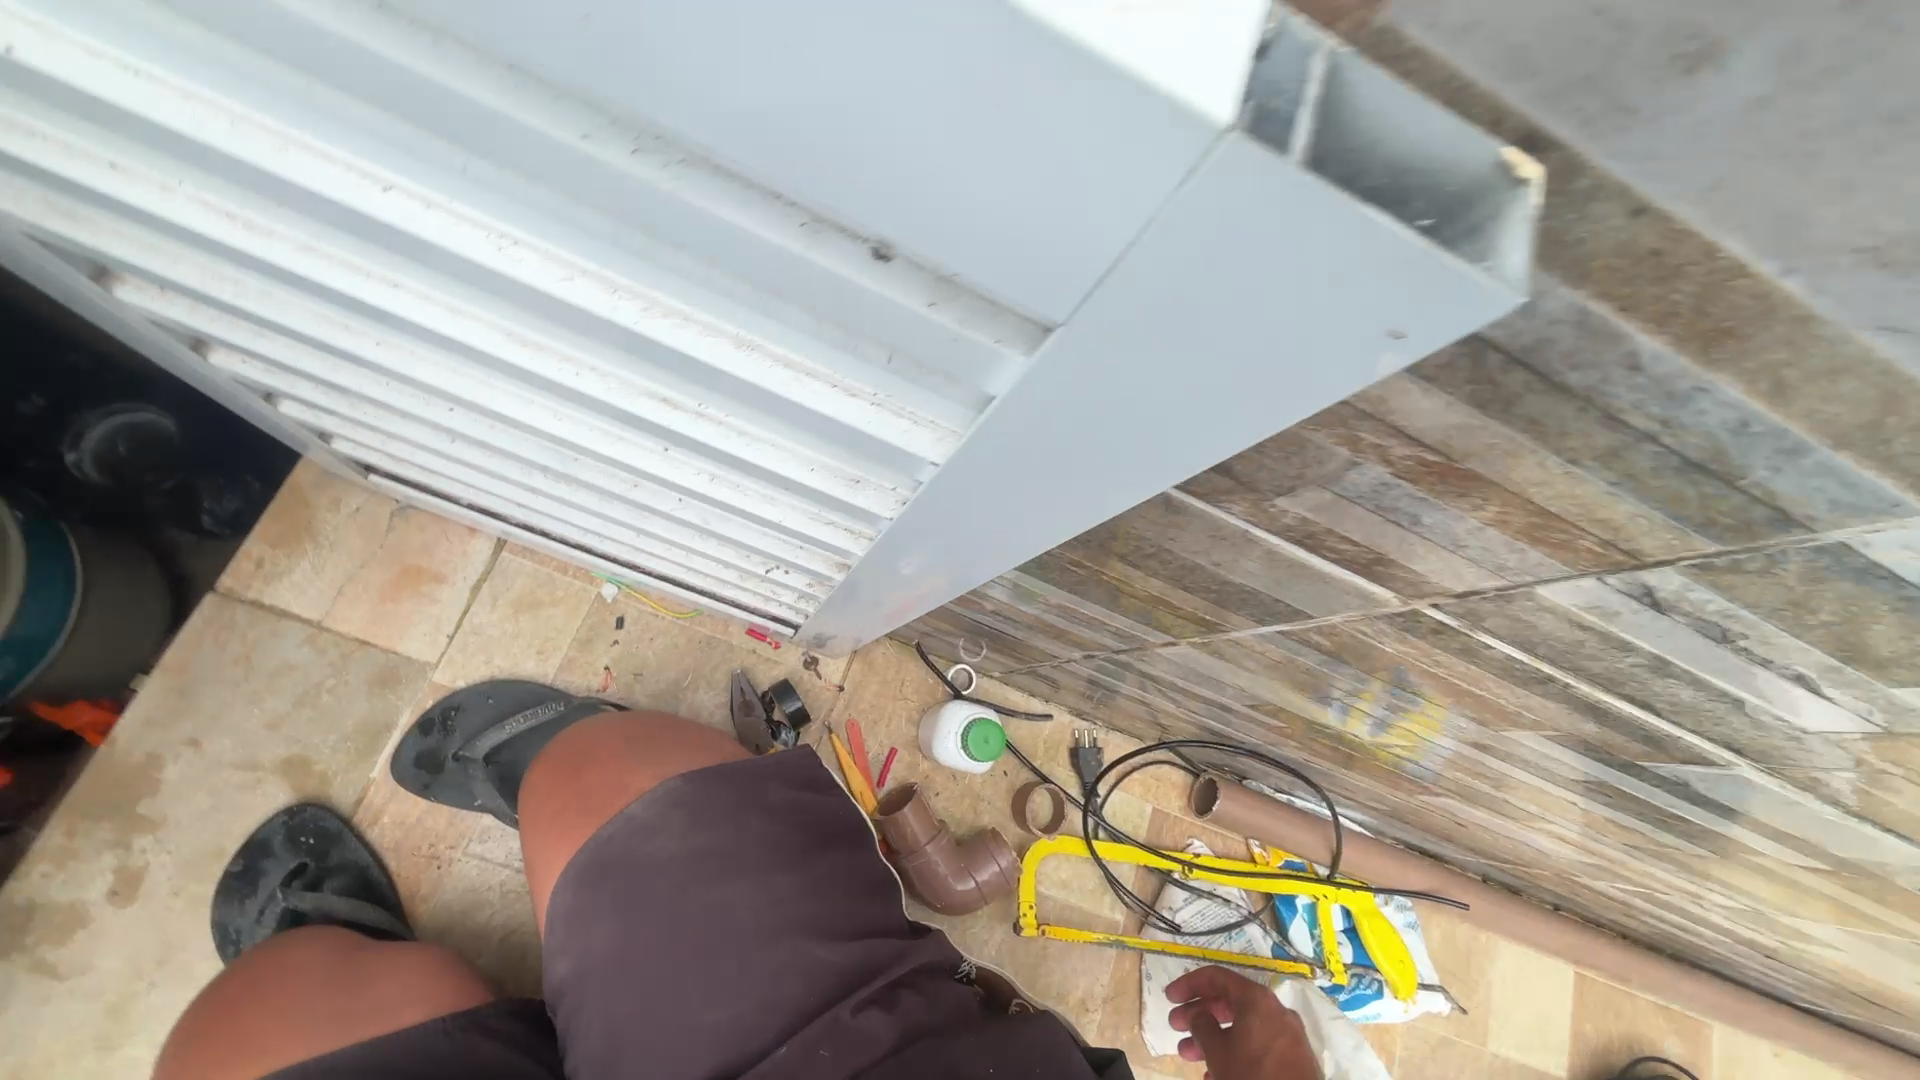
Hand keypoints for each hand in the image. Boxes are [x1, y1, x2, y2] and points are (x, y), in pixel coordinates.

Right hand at [1165, 966, 1319, 1079]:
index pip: (1216, 977)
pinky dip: (1234, 1051)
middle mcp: (1274, 1010)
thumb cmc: (1252, 1075)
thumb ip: (1201, 1026)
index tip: (1169, 998)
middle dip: (1199, 1014)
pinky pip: (1256, 1046)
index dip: (1188, 984)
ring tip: (1188, 1054)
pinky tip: (1215, 1072)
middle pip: (1229, 1002)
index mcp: (1256, 999)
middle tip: (1175, 1026)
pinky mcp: (1293, 1059)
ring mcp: (1287, 1035)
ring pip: (1242, 1027)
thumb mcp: (1218, 1051)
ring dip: (1213, 1037)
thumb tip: (1198, 1015)